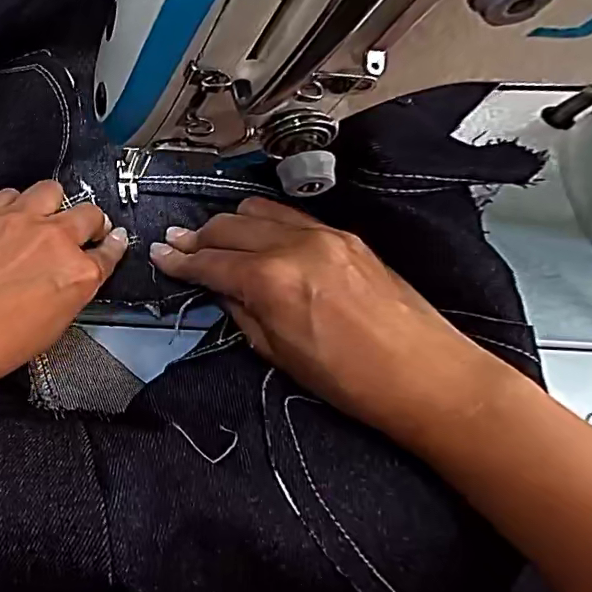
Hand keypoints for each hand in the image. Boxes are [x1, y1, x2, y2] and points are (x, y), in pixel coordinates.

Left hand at [0, 179, 127, 392]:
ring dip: (53, 203)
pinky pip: (11, 193)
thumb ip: (70, 294)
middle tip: (81, 229)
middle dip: (89, 222)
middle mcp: (56, 240)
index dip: (111, 245)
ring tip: (43, 216)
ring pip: (52, 190)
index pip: (109, 251)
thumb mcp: (50, 329)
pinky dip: (14, 203)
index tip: (110, 241)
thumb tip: (72, 279)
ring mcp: (21, 220)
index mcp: (78, 275)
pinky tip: (7, 218)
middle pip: (89, 214)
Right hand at [149, 197, 512, 428]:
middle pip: (229, 226)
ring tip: (215, 238)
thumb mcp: (279, 355)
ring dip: (230, 223)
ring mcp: (324, 235)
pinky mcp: (346, 235)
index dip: (180, 261)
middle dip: (198, 237)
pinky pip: (292, 215)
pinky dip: (265, 221)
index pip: (211, 262)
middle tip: (178, 246)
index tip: (161, 256)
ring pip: (259, 210)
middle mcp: (294, 245)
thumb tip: (223, 289)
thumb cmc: (353, 382)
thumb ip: (243, 312)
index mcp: (272, 281)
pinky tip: (258, 235)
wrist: (429, 377)